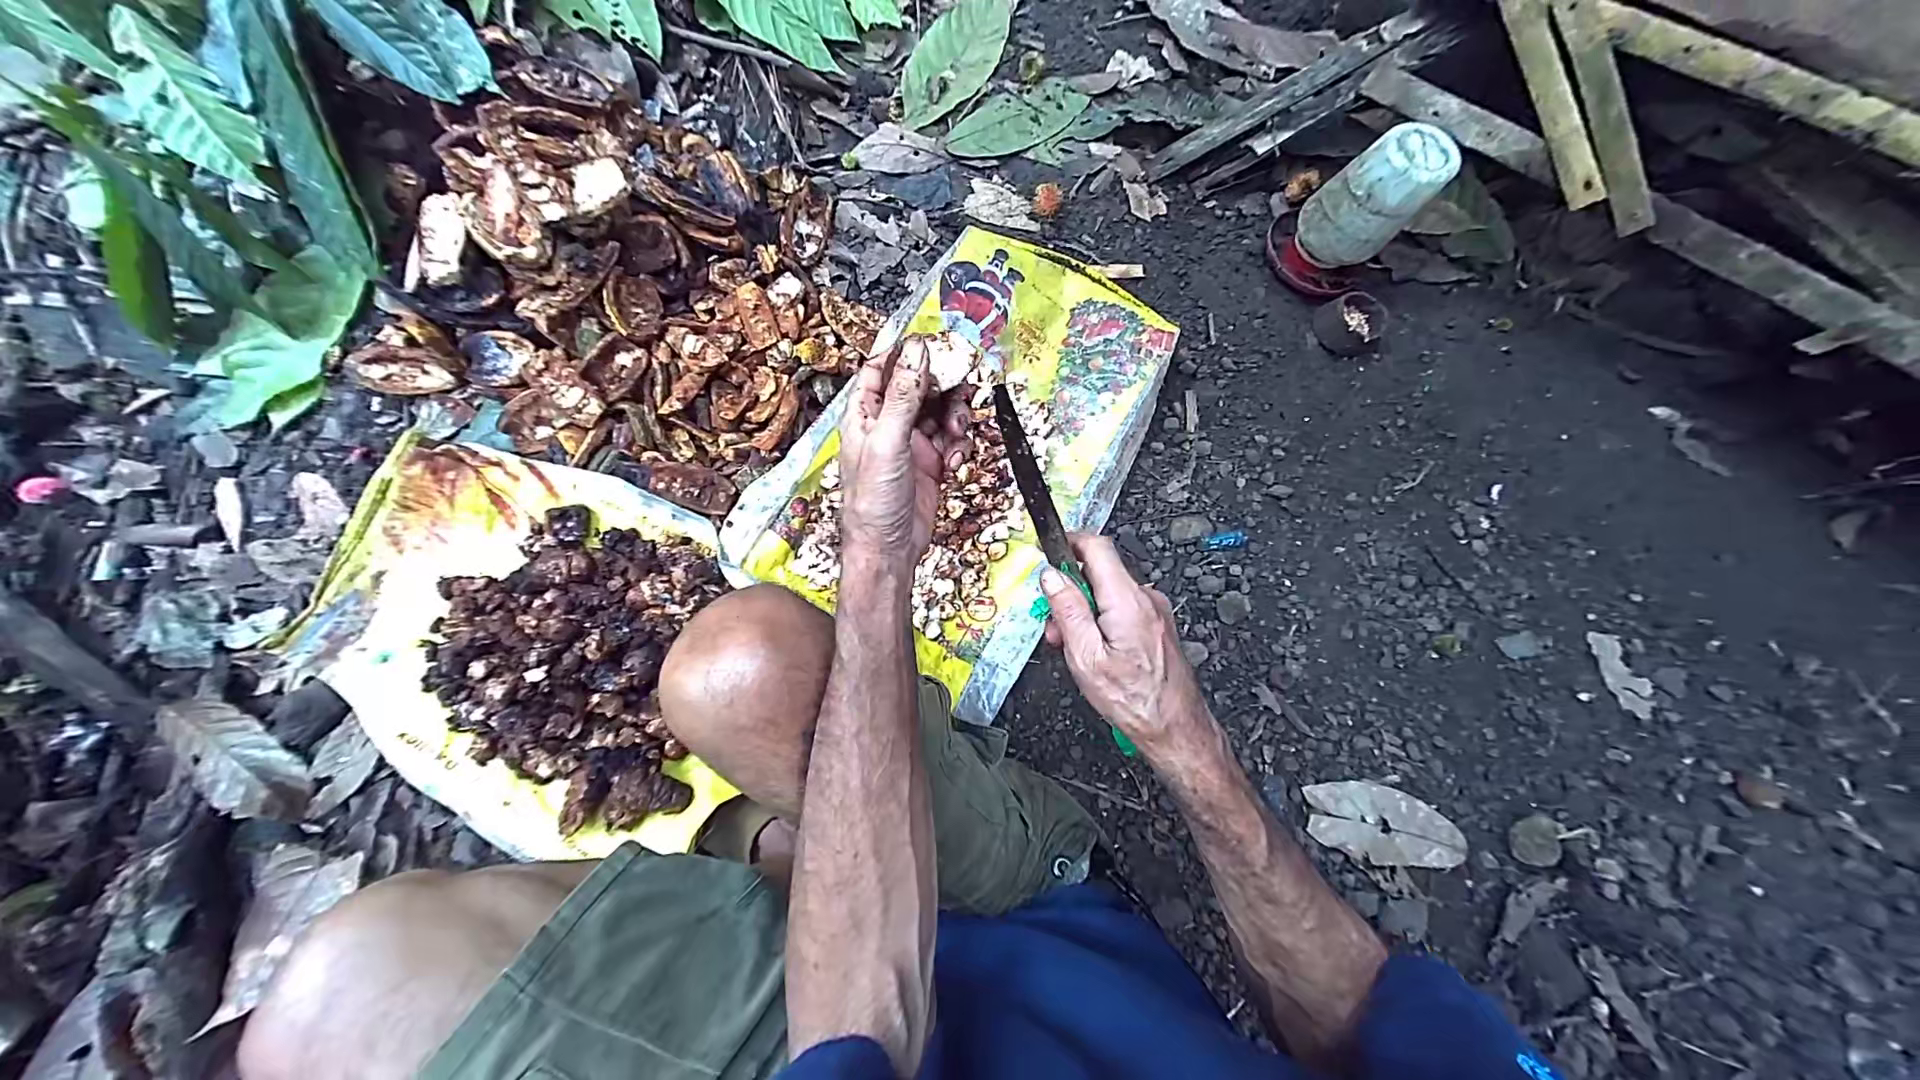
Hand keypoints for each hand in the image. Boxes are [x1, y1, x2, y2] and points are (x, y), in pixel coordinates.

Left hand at [838, 339, 969, 574]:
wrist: (890, 550)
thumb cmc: (872, 504)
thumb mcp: (886, 443)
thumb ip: (903, 396)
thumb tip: (916, 354)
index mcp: (865, 415)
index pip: (881, 369)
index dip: (904, 352)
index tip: (930, 342)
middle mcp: (888, 425)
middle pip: (920, 385)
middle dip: (943, 383)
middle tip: (961, 381)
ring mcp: (912, 443)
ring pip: (941, 410)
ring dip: (956, 416)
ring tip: (957, 430)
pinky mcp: (932, 462)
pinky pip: (953, 439)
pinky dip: (960, 445)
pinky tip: (954, 460)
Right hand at [1040, 534, 1213, 759]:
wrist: (1175, 726)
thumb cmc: (1135, 700)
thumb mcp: (1086, 657)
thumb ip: (1068, 611)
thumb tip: (1051, 577)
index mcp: (1127, 601)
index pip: (1096, 546)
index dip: (1067, 543)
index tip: (1047, 554)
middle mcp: (1145, 599)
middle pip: (1099, 572)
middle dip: (1070, 592)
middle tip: (1055, 624)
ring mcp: (1154, 610)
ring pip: (1108, 592)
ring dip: (1084, 611)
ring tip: (1074, 645)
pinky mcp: (1156, 622)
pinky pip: (1121, 607)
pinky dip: (1102, 620)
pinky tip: (1096, 649)